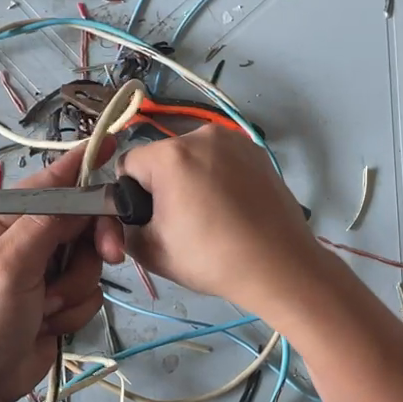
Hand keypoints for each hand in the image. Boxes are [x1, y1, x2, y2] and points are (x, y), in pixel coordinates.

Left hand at [0, 142, 112, 401]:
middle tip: (112, 257)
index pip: (49, 184)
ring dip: (75, 288)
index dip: (82, 166)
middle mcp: (23, 238)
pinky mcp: (57, 300)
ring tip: (46, 308)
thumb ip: (46, 224)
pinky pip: (89, 291)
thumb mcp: (8, 266)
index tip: (115, 144)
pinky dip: (74, 309)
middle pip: (81, 221)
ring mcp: (41, 271)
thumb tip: (77, 189)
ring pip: (90, 260)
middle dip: (93, 244)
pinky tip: (49, 324)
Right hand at [101, 126, 323, 310]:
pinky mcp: (257, 151)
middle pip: (161, 157)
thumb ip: (123, 228)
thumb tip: (127, 217)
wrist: (279, 266)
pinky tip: (231, 207)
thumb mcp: (151, 252)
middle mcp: (201, 135)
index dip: (132, 194)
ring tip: (209, 216)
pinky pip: (220, 159)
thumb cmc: (211, 258)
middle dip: (163, 184)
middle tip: (182, 223)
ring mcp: (234, 140)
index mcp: (170, 155)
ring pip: (192, 157)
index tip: (152, 220)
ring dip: (190, 179)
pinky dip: (218, 177)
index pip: (128, 165)